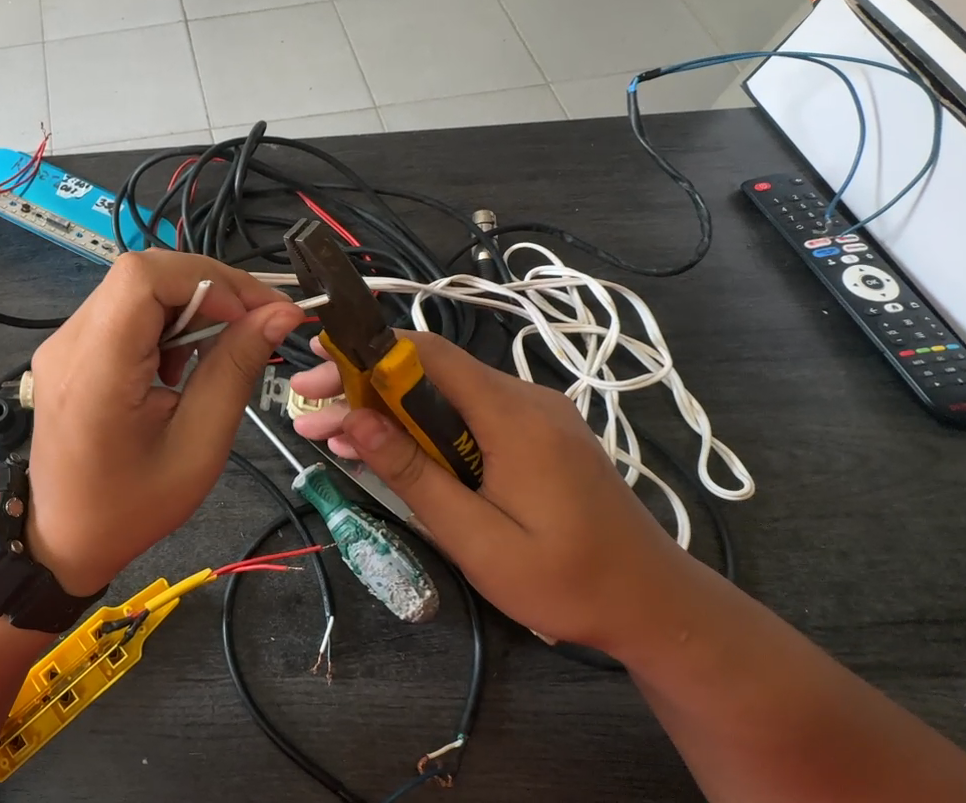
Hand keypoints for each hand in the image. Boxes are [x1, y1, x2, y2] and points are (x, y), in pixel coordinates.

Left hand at [24, 251, 303, 594]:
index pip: (141, 277)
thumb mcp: (198, 447)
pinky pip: (121, 311)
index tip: (252, 313)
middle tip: (253, 326)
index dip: (205, 280)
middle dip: (206, 289)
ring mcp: (61, 342)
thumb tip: (279, 313)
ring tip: (211, 357)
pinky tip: (177, 366)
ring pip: (133, 288)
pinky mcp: (67, 349)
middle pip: (139, 274)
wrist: (64, 535)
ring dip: (186, 307)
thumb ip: (234, 371)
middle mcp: (68, 342)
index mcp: (94, 370)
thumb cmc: (132, 506)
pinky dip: (161, 323)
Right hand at [289, 331, 703, 655]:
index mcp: (514, 418)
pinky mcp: (534, 435)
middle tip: (307, 411)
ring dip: (383, 409)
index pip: (426, 355)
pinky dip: (417, 426)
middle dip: (360, 386)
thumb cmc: (568, 582)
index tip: (315, 372)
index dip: (363, 354)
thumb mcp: (479, 539)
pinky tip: (385, 450)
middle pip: (426, 371)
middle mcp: (524, 400)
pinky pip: (463, 414)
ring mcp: (532, 416)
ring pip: (440, 393)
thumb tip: (354, 420)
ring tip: (331, 435)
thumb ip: (415, 476)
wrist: (658, 609)